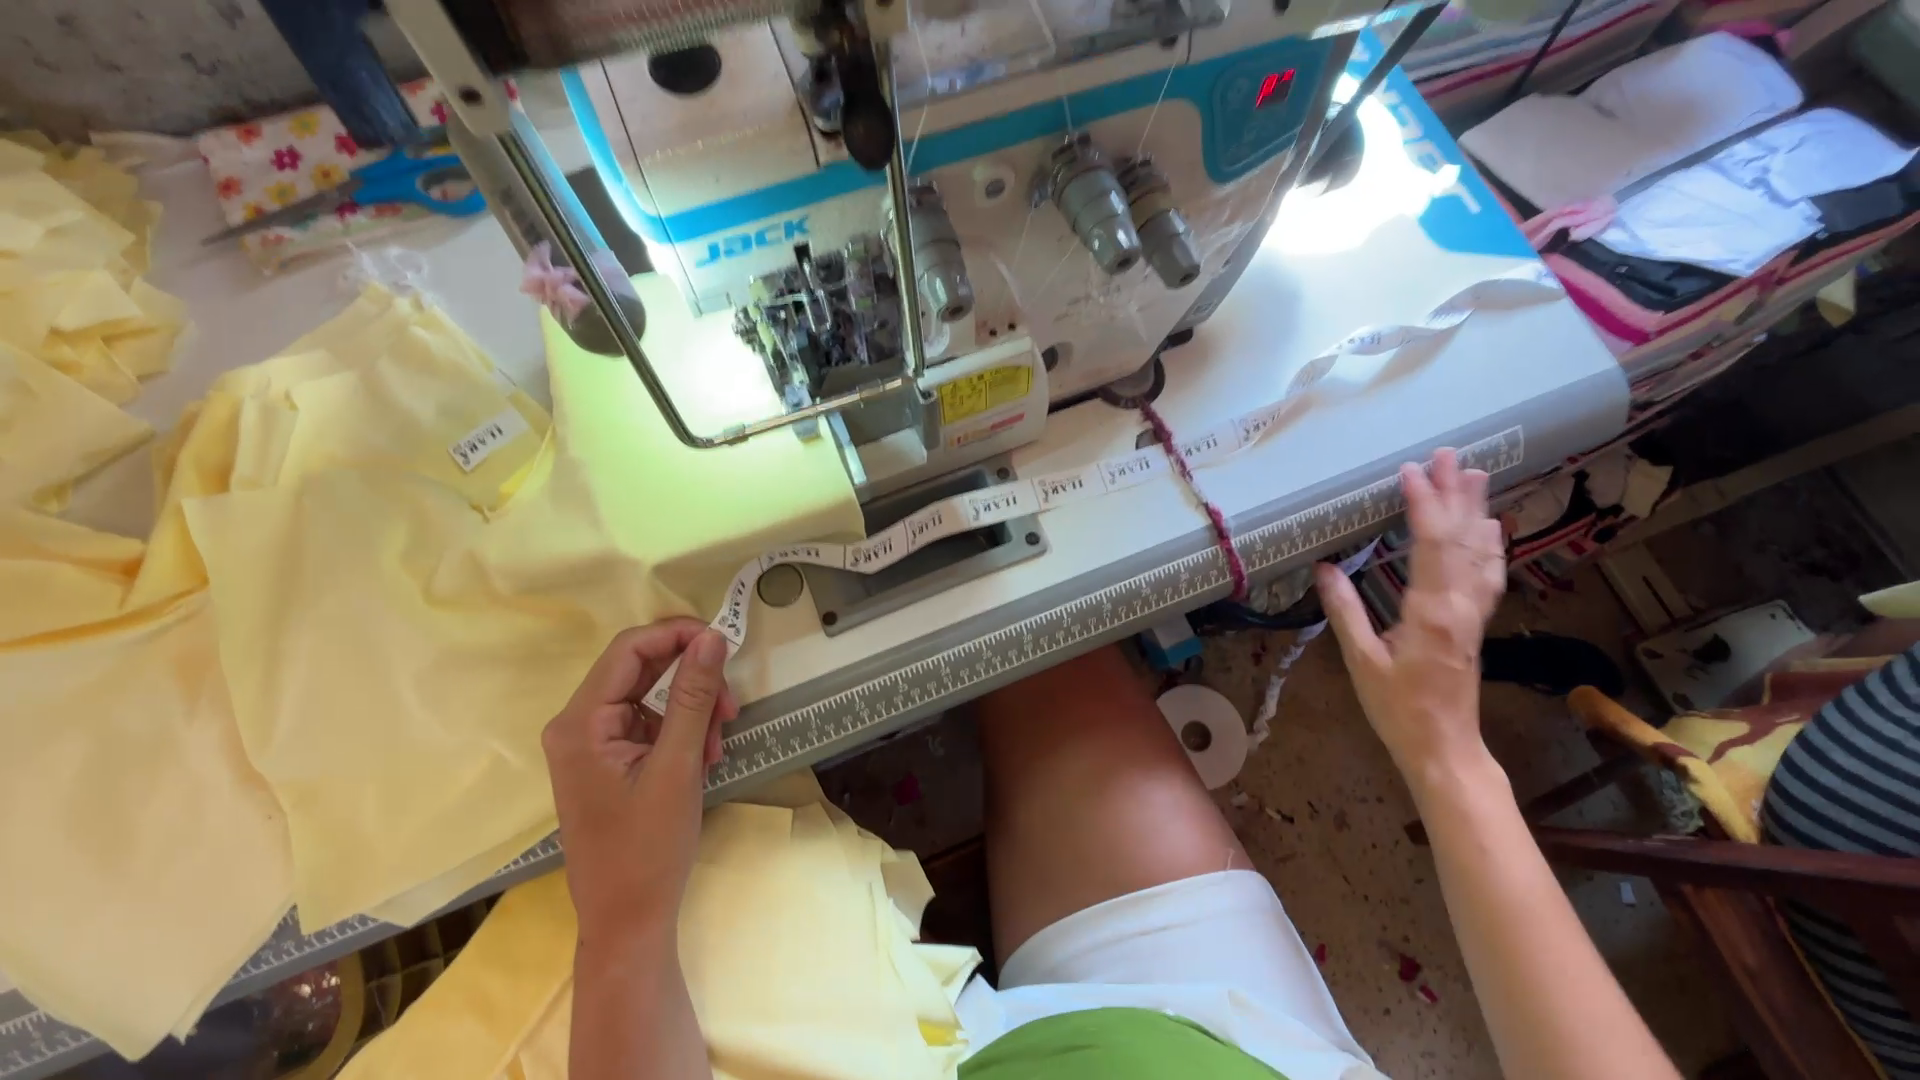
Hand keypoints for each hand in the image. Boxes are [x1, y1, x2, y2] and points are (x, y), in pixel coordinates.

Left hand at [542, 620, 738, 947]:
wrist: (628, 920)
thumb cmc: (647, 848)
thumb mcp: (678, 766)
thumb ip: (694, 697)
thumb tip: (713, 637)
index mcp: (581, 722)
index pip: (630, 649)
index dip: (678, 635)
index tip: (725, 644)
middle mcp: (577, 724)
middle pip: (640, 670)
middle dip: (692, 681)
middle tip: (731, 708)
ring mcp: (591, 744)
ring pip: (651, 697)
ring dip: (692, 710)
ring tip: (718, 747)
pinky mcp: (608, 761)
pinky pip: (650, 724)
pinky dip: (682, 733)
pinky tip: (704, 758)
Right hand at [1315, 448, 1505, 782]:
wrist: (1443, 747)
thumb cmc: (1397, 708)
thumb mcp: (1361, 661)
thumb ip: (1345, 612)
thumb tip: (1324, 568)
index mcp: (1430, 611)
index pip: (1430, 544)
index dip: (1422, 504)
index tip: (1410, 471)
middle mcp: (1460, 605)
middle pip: (1463, 539)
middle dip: (1456, 494)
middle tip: (1450, 455)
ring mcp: (1474, 614)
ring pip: (1482, 553)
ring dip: (1478, 511)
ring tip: (1476, 475)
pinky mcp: (1476, 625)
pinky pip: (1489, 575)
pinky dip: (1491, 545)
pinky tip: (1492, 529)